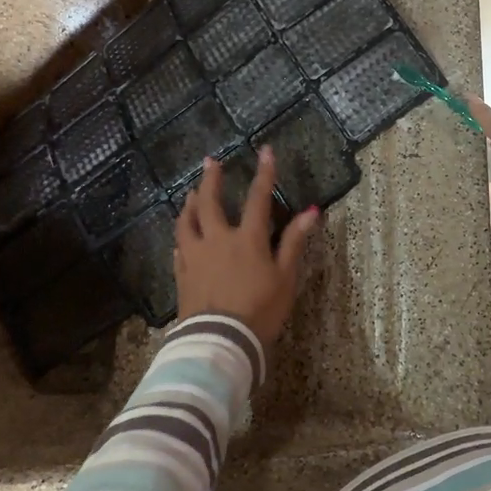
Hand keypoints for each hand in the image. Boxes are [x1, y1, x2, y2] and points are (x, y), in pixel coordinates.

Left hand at [173, 148, 318, 345]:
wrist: (220, 340)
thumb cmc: (260, 309)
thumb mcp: (285, 276)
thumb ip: (294, 242)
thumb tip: (311, 211)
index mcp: (247, 238)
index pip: (258, 198)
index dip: (264, 173)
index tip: (266, 150)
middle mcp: (218, 240)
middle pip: (211, 203)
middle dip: (212, 180)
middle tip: (210, 161)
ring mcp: (196, 257)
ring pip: (187, 222)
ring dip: (190, 205)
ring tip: (190, 194)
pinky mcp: (182, 275)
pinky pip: (178, 249)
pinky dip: (182, 237)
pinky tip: (182, 237)